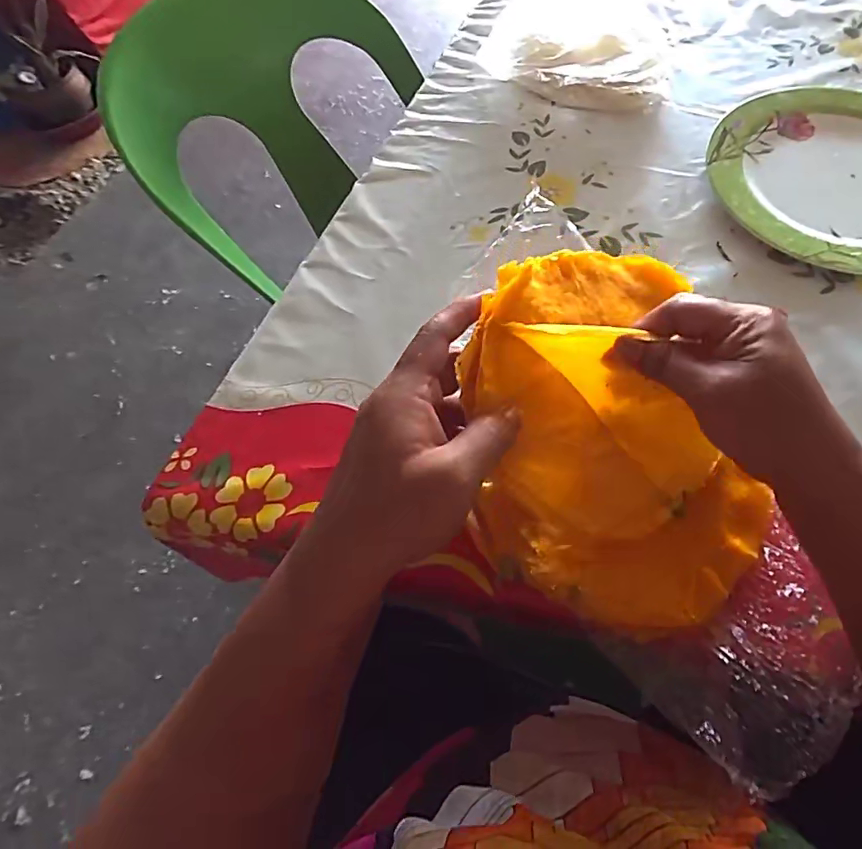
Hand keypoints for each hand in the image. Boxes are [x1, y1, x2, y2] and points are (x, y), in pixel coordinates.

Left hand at [300, 296, 519, 584]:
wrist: (341, 562)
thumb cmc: (397, 512)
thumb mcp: (456, 475)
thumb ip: (491, 436)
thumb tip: (515, 410)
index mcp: (403, 395)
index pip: (433, 337)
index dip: (461, 313)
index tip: (490, 299)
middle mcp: (394, 403)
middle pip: (440, 367)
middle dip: (478, 361)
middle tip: (520, 360)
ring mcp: (390, 428)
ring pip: (439, 399)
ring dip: (472, 400)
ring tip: (513, 405)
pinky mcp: (391, 452)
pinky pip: (431, 424)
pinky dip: (459, 426)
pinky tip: (485, 444)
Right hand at [612, 294, 861, 487]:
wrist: (816, 472)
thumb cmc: (762, 426)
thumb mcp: (707, 391)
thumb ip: (664, 363)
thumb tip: (621, 344)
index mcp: (748, 319)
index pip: (685, 308)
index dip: (648, 327)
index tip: (616, 353)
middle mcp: (754, 325)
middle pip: (693, 322)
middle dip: (658, 342)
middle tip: (625, 368)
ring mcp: (758, 349)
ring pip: (702, 343)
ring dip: (673, 359)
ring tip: (643, 379)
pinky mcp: (757, 371)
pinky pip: (714, 361)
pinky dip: (691, 372)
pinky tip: (673, 388)